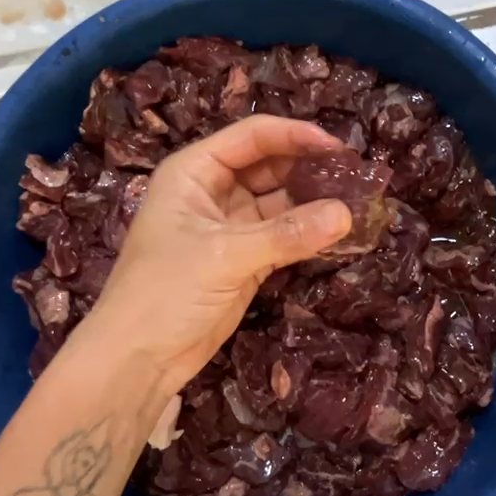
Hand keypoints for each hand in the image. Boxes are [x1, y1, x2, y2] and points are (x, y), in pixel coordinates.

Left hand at [70, 116, 352, 392]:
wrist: (137, 360)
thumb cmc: (165, 292)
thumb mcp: (225, 256)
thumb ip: (287, 234)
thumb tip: (347, 215)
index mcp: (194, 171)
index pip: (253, 137)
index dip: (296, 136)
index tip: (339, 148)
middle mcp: (213, 190)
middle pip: (271, 165)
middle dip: (310, 169)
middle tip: (358, 177)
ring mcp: (230, 226)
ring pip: (281, 202)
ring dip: (315, 203)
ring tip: (358, 202)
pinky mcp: (245, 259)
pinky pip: (284, 235)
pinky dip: (309, 234)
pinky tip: (341, 233)